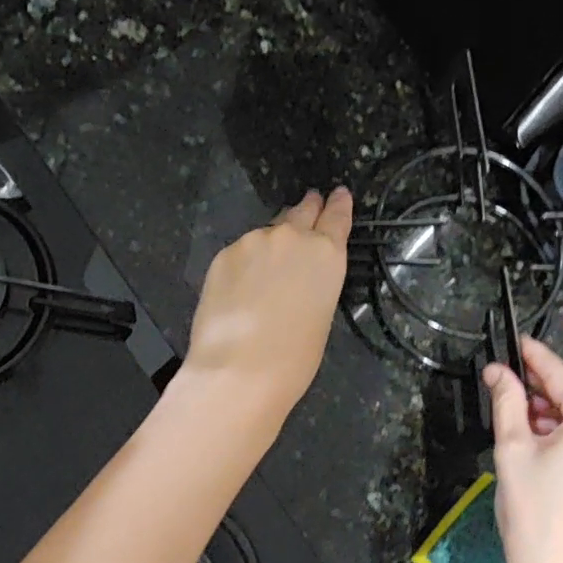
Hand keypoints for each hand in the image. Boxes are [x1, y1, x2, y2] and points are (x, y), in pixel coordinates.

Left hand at [184, 187, 352, 419]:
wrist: (237, 369)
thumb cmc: (293, 358)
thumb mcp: (320, 317)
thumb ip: (313, 284)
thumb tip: (296, 279)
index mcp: (326, 255)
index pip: (336, 217)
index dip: (338, 204)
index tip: (337, 193)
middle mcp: (292, 238)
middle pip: (301, 212)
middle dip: (307, 209)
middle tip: (309, 204)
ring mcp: (253, 242)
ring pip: (267, 234)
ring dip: (271, 243)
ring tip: (267, 266)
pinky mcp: (223, 255)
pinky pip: (240, 253)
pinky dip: (244, 263)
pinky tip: (240, 286)